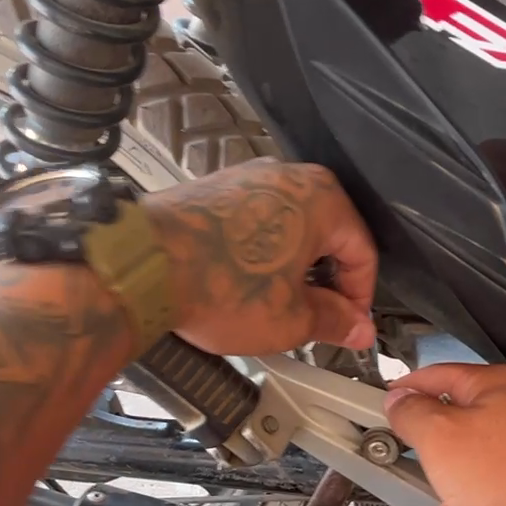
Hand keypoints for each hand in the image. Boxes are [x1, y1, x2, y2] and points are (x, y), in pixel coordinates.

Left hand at [143, 159, 377, 354]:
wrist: (143, 265)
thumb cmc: (222, 287)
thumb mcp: (290, 319)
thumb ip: (334, 321)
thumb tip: (358, 329)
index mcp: (323, 199)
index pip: (363, 253)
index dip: (360, 299)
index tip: (350, 327)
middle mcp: (289, 176)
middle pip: (329, 236)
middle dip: (328, 283)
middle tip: (319, 321)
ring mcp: (249, 177)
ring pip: (293, 228)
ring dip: (296, 269)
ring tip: (281, 307)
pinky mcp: (217, 189)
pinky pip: (258, 222)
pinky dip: (265, 254)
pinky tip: (250, 285)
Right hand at [384, 363, 505, 505]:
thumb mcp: (440, 437)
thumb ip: (413, 415)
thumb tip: (399, 401)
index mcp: (496, 391)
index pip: (442, 377)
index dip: (409, 389)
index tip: (387, 403)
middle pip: (453, 445)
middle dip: (422, 481)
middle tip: (400, 487)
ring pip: (471, 490)